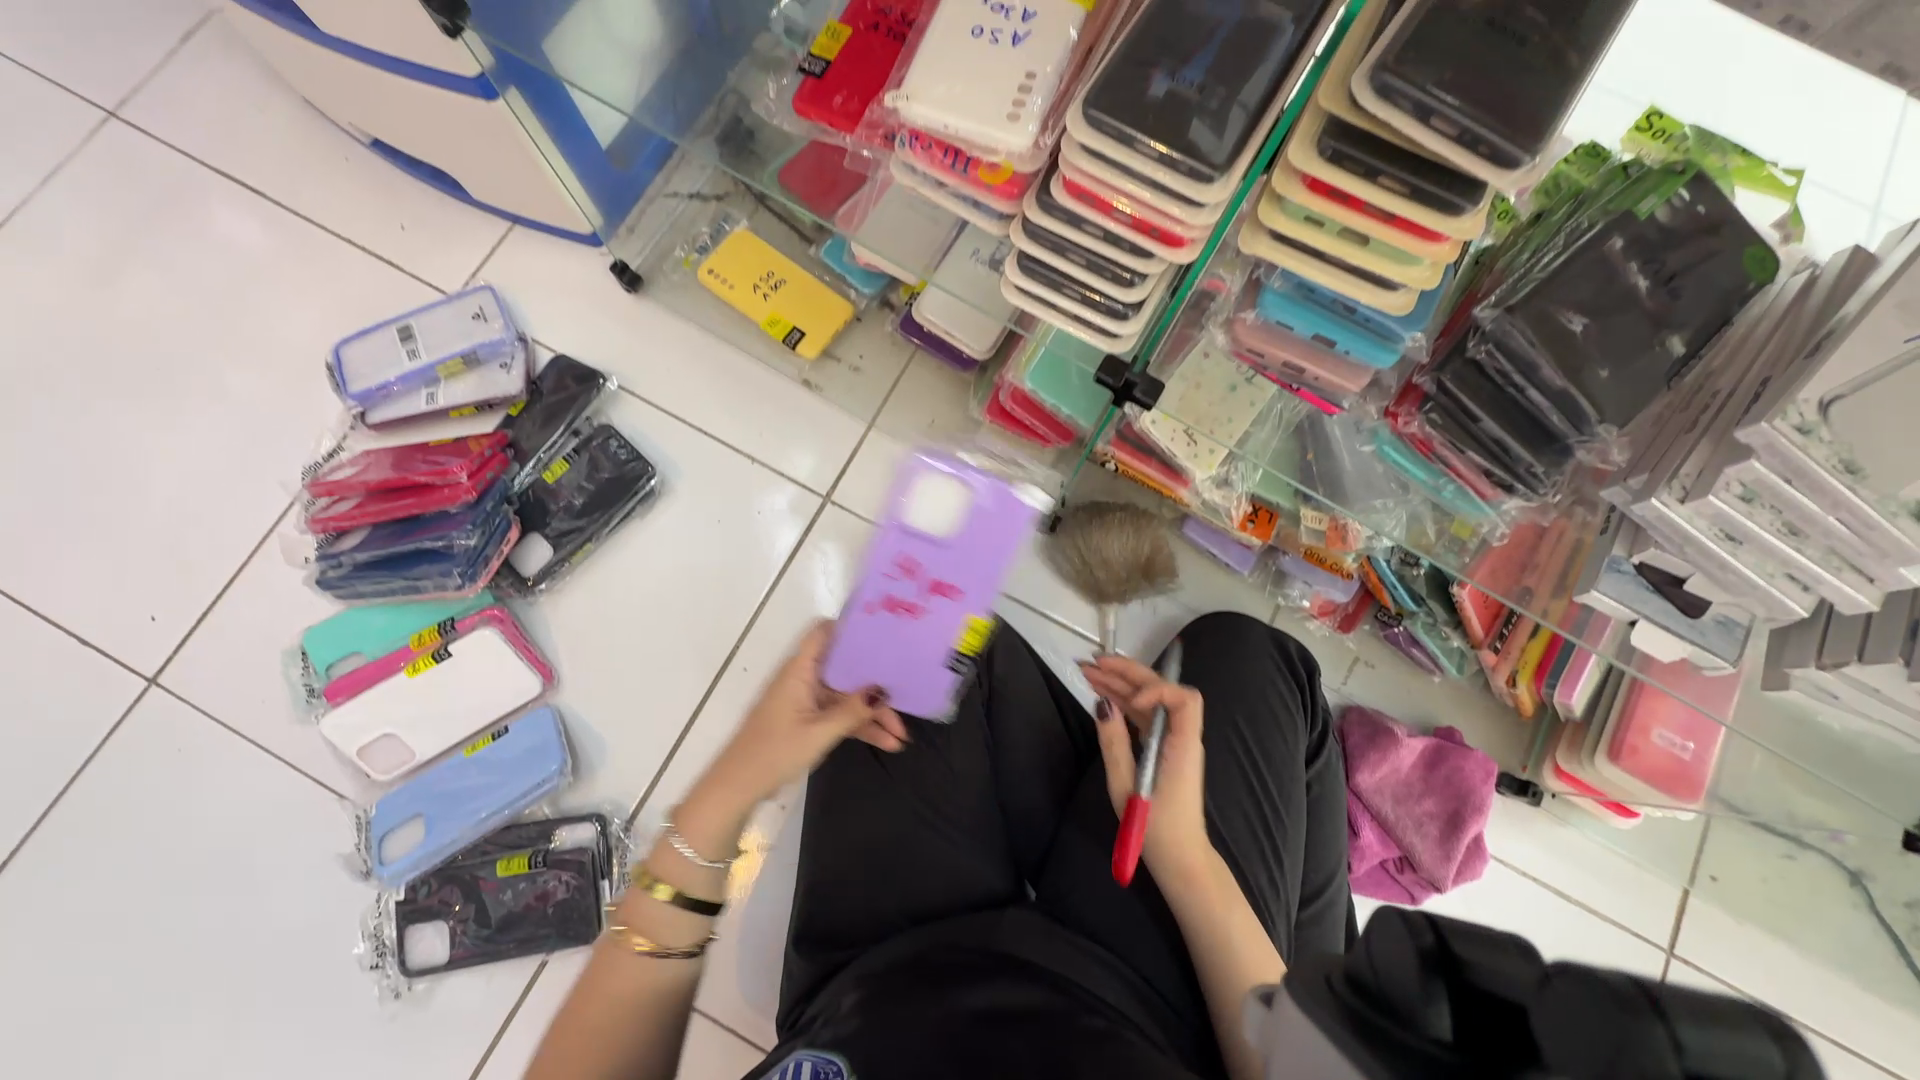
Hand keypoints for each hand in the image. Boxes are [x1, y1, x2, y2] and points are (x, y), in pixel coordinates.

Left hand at [694, 621, 907, 816]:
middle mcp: (804, 679)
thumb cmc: (775, 752)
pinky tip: (886, 743)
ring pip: (846, 698)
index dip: (851, 628)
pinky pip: (839, 716)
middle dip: (876, 686)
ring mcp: (806, 701)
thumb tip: (883, 690)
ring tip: (902, 736)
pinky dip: (859, 727)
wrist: (738, 787)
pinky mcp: (807, 721)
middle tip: (906, 698)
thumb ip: (853, 711)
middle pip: (846, 671)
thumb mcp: (820, 733)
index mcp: (800, 671)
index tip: (883, 633)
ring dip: (872, 715)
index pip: (824, 633)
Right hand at [1079, 653, 1212, 880]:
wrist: (1179, 859)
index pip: (1184, 698)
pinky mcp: (1164, 750)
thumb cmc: (1155, 828)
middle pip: (1162, 692)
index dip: (1157, 689)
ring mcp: (1174, 742)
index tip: (1131, 700)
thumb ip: (1113, 743)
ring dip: (1121, 686)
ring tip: (1089, 674)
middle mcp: (1182, 737)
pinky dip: (1125, 704)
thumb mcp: (1125, 786)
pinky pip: (1146, 718)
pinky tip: (1103, 697)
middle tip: (1094, 663)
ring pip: (1150, 703)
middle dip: (1128, 674)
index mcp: (1182, 745)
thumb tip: (1102, 704)